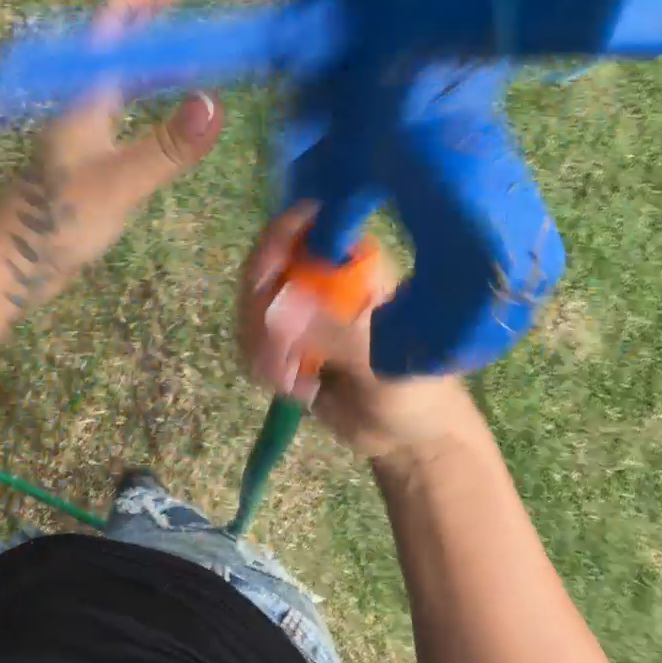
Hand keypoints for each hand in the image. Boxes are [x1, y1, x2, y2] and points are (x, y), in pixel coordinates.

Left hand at [0, 0, 223, 311]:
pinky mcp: (86, 155)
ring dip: (148, 40)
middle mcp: (80, 103)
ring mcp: (81, 129)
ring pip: (118, 70)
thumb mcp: (119, 184)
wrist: (16, 265)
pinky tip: (156, 91)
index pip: (116, 25)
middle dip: (148, 2)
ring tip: (176, 18)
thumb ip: (166, 147)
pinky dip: (145, 83)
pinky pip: (121, 101)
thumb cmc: (57, 222)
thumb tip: (215, 104)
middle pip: (116, 39)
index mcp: (84, 97)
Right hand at [238, 203, 477, 456]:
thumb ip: (332, 332)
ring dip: (262, 348)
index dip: (275, 243)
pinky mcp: (282, 341)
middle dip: (261, 315)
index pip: (306, 227)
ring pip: (250, 308)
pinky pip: (249, 340)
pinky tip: (293, 386)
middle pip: (262, 269)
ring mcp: (298, 309)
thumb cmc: (412, 389)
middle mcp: (322, 277)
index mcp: (356, 264)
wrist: (401, 435)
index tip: (265, 282)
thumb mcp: (381, 361)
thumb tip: (277, 309)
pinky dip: (262, 365)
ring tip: (294, 379)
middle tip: (279, 354)